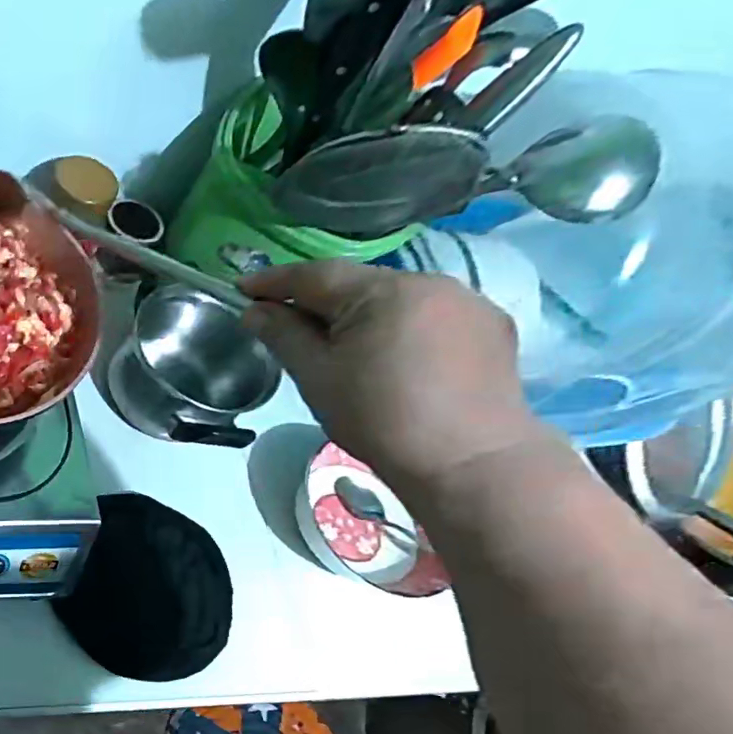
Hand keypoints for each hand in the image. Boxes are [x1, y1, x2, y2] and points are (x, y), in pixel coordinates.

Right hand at [240, 261, 553, 492]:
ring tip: (336, 341)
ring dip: (359, 313)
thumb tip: (254, 310)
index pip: (316, 275)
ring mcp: (467, 301)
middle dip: (318, 299)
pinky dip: (397, 326)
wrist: (468, 459)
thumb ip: (283, 335)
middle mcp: (430, 282)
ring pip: (394, 298)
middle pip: (358, 284)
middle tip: (283, 320)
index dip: (274, 280)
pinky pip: (428, 314)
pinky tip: (388, 355)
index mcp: (383, 292)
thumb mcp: (316, 376)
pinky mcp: (490, 326)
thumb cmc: (377, 417)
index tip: (242, 287)